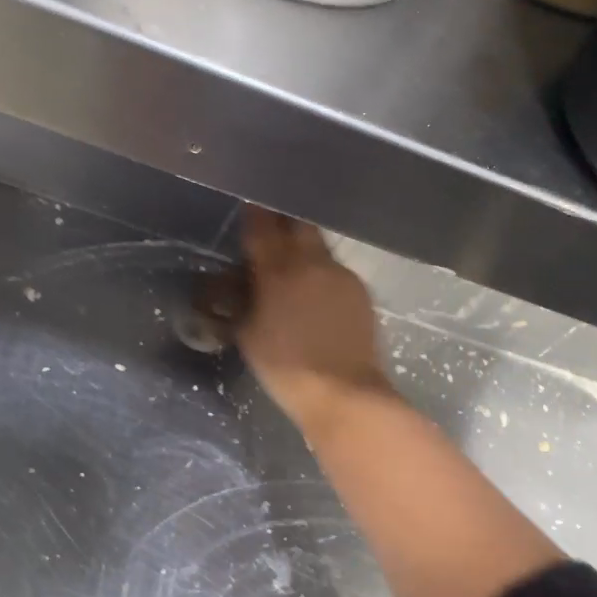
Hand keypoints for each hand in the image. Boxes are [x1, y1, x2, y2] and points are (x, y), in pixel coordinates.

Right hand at [236, 207, 393, 436]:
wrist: (343, 393)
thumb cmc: (285, 368)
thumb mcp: (247, 336)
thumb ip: (239, 303)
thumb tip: (235, 285)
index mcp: (279, 270)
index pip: (262, 226)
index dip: (253, 213)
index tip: (248, 203)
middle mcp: (313, 262)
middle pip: (298, 226)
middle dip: (284, 223)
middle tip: (272, 230)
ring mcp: (342, 275)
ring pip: (319, 250)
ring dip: (304, 253)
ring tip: (293, 272)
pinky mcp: (361, 292)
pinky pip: (335, 274)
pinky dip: (322, 278)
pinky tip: (316, 299)